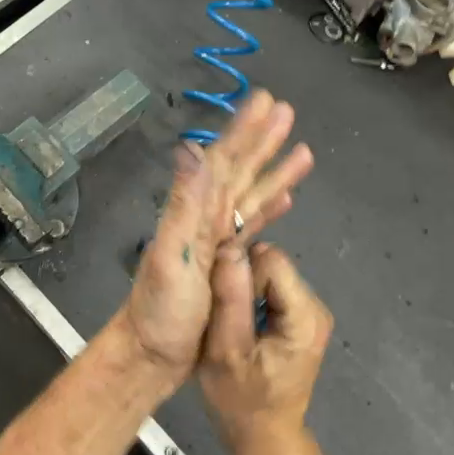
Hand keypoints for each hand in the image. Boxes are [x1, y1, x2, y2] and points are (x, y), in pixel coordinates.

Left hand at [113, 91, 313, 387]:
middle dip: (262, 140)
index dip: (244, 130)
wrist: (152, 354)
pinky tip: (283, 195)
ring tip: (301, 148)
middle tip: (286, 109)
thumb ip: (184, 204)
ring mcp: (216, 238)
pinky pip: (252, 225)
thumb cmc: (161, 309)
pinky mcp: (226, 261)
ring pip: (250, 193)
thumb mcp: (170, 255)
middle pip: (240, 170)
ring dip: (272, 169)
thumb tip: (193, 149)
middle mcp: (205, 217)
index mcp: (194, 211)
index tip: (264, 101)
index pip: (224, 160)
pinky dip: (268, 207)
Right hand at [199, 241, 333, 454]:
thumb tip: (228, 247)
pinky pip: (267, 285)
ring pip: (265, 271)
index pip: (269, 260)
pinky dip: (248, 298)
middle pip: (269, 263)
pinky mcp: (298, 315)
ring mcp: (309, 310)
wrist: (263, 436)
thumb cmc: (241, 400)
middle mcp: (315, 306)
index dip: (240, 274)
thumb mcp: (225, 351)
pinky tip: (239, 326)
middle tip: (222, 317)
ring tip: (229, 323)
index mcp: (305, 316)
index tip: (225, 306)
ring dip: (241, 290)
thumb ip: (229, 298)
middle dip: (240, 282)